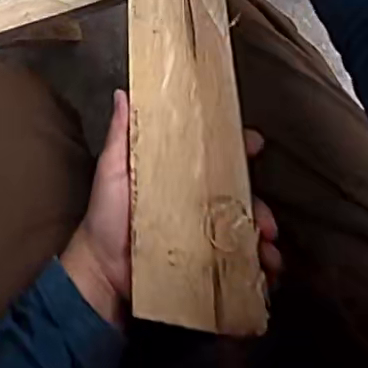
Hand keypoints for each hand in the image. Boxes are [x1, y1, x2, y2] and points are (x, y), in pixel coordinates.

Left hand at [61, 92, 283, 326]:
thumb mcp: (112, 169)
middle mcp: (195, 201)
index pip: (213, 154)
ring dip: (263, 237)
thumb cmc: (105, 215)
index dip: (236, 145)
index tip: (253, 142)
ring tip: (265, 251)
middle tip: (264, 221)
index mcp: (177, 173)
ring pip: (245, 229)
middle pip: (239, 194)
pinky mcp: (206, 264)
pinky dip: (260, 267)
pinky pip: (242, 264)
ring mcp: (203, 233)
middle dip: (259, 204)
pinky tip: (264, 272)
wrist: (102, 270)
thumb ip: (121, 134)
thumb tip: (122, 94)